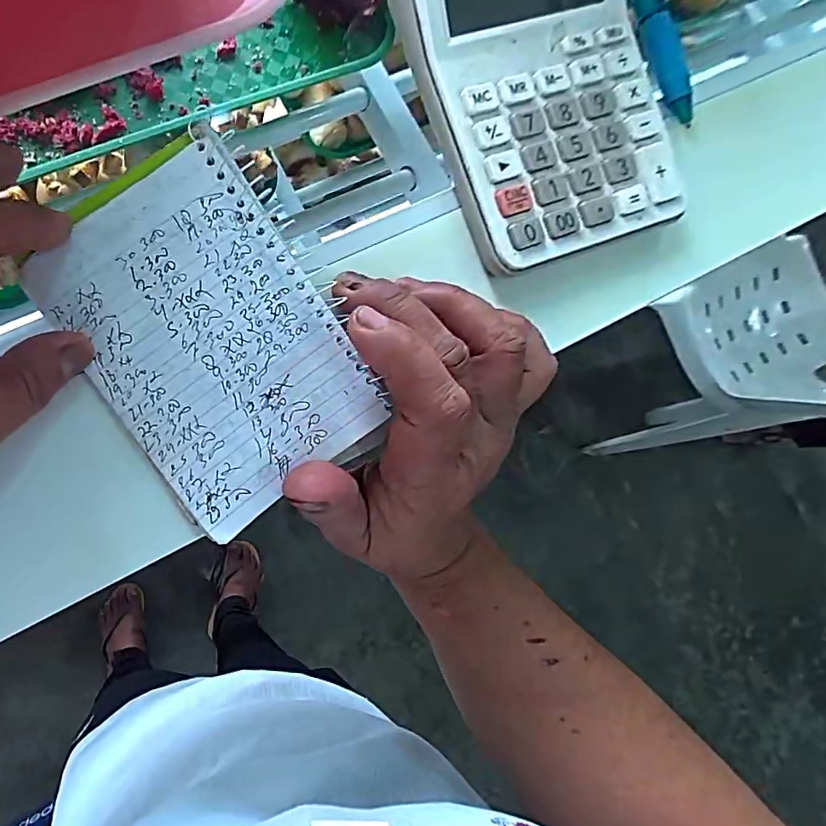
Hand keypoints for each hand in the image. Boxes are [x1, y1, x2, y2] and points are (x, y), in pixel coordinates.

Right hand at [282, 273, 553, 583]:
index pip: (440, 403)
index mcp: (439, 466)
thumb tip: (305, 478)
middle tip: (353, 294)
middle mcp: (481, 432)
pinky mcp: (505, 392)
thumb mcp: (353, 535)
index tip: (357, 323)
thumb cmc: (396, 529)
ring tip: (389, 290)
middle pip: (468, 354)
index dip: (403, 354)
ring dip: (445, 301)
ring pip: (501, 338)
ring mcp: (501, 408)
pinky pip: (520, 341)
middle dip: (407, 310)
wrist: (435, 535)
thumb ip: (331, 509)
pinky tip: (437, 306)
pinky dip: (481, 311)